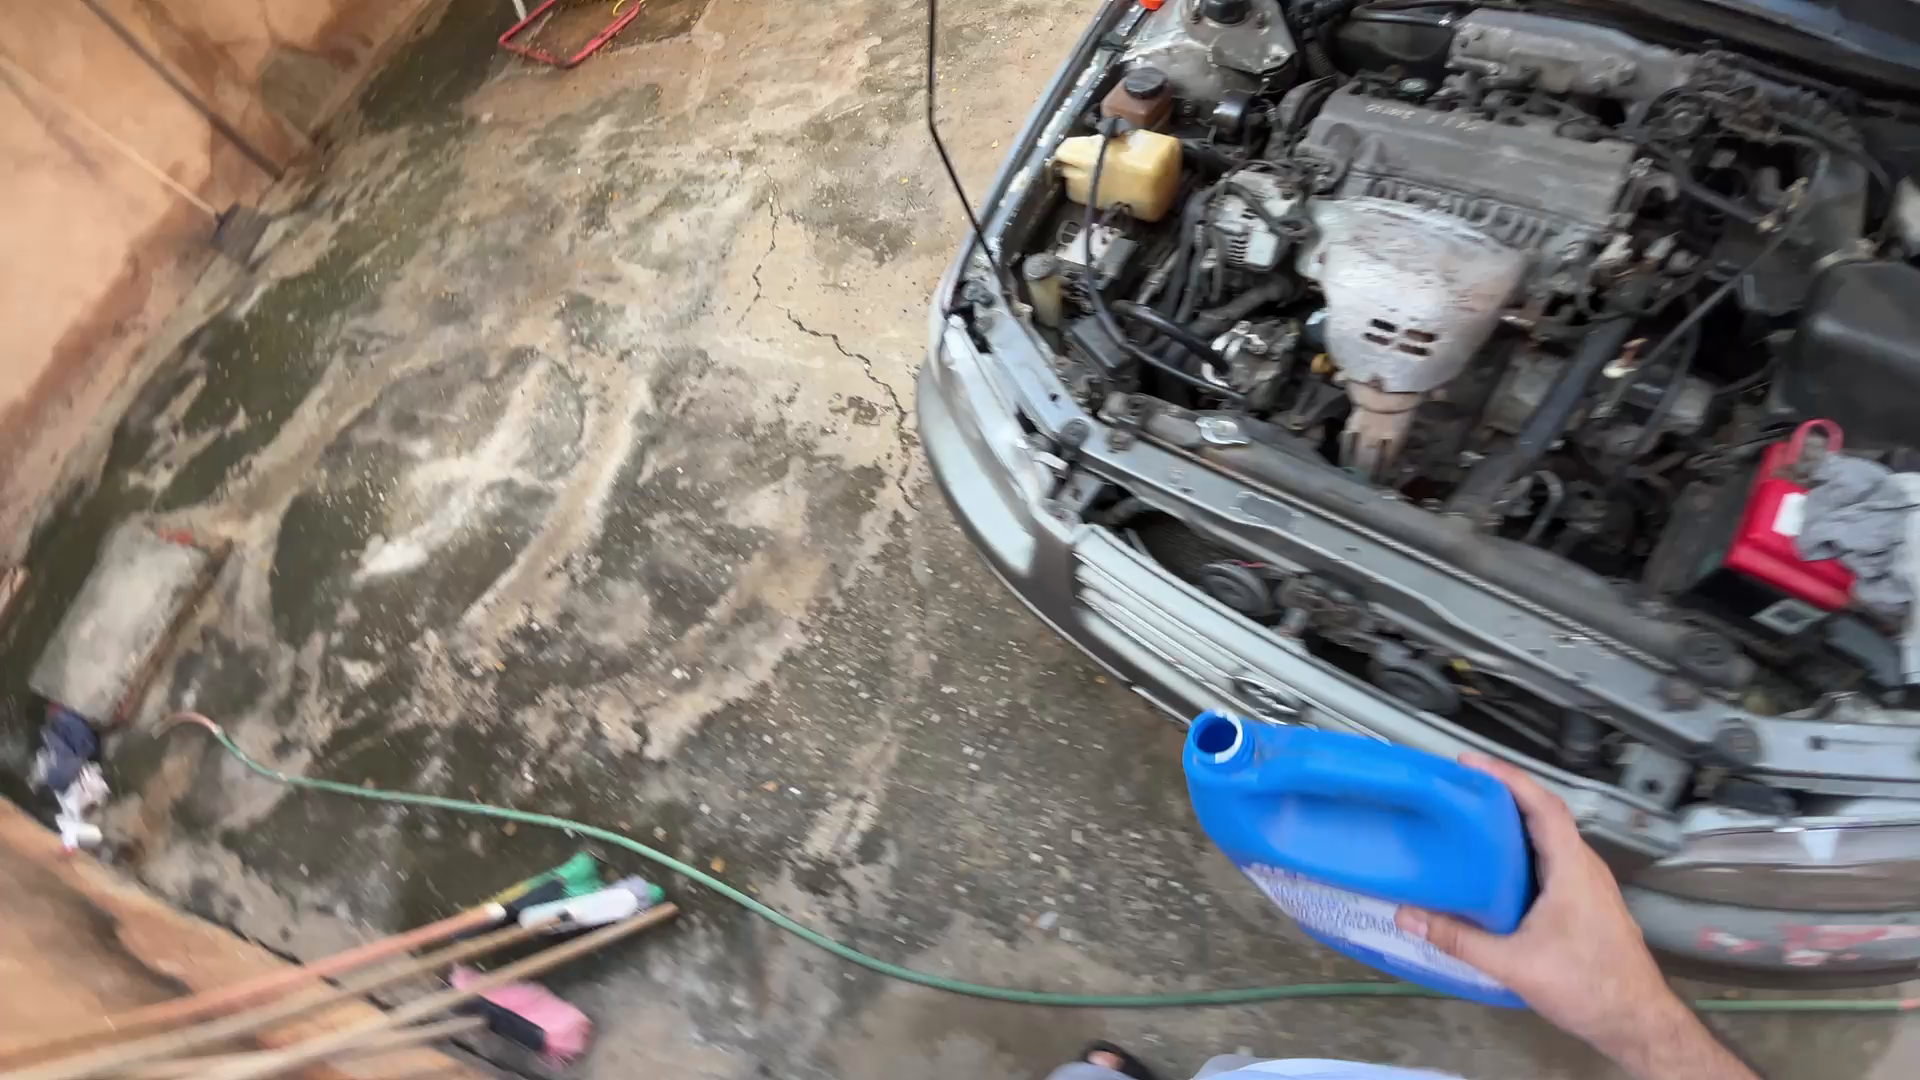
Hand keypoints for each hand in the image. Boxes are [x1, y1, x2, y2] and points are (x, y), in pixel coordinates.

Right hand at [1394, 753, 1756, 1079]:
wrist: (1643, 1029)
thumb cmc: (1590, 990)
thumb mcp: (1515, 966)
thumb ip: (1458, 939)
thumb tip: (1404, 915)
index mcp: (1573, 872)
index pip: (1545, 807)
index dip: (1509, 778)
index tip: (1470, 762)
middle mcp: (1585, 869)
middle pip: (1545, 812)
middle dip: (1503, 789)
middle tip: (1459, 781)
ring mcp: (1590, 884)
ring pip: (1550, 833)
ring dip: (1513, 813)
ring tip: (1470, 809)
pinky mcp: (1586, 899)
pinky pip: (1551, 852)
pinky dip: (1522, 838)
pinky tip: (1495, 854)